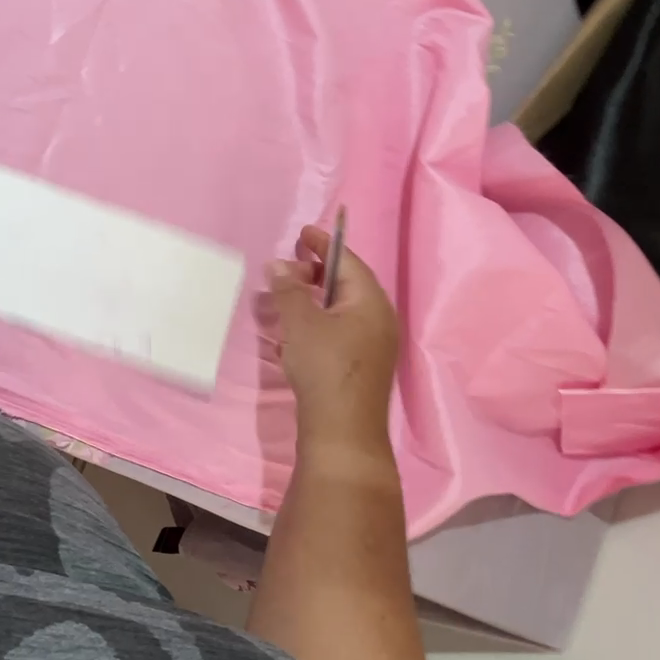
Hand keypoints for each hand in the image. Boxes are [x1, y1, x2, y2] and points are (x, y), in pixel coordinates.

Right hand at [266, 223, 398, 427]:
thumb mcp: (300, 323)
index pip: (349, 262)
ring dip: (314, 297)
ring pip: (342, 308)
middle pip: (349, 284)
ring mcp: (373, 343)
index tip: (304, 232)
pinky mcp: (360, 363)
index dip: (325, 244)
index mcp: (371, 303)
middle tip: (290, 264)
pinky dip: (317, 319)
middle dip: (318, 270)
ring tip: (287, 294)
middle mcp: (379, 319)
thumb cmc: (324, 366)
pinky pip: (339, 328)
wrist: (342, 426)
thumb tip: (279, 264)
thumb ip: (289, 289)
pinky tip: (293, 330)